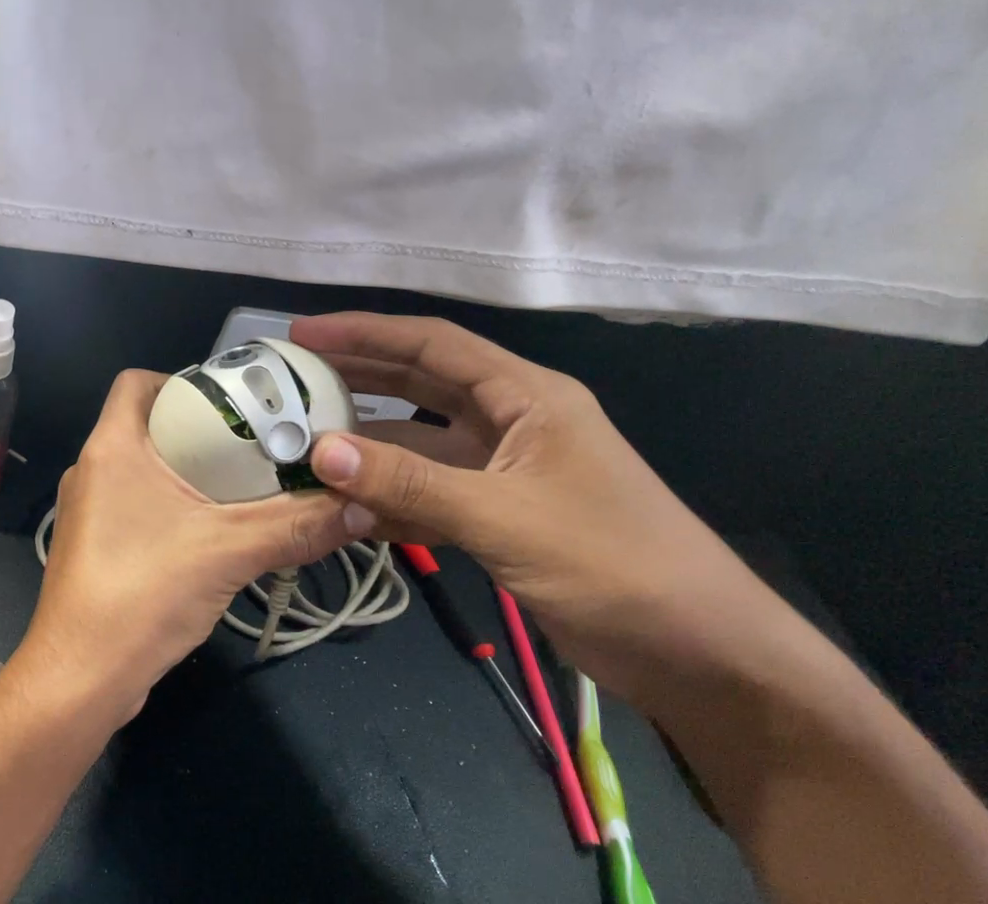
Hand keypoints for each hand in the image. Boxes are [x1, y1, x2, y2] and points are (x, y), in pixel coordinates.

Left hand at [22, 370, 362, 714]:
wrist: (82, 673)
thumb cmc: (144, 592)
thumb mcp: (231, 552)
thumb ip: (297, 525)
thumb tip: (363, 504)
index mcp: (111, 446)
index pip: (136, 382)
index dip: (181, 379)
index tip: (231, 400)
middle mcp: (91, 469)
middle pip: (145, 424)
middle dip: (198, 429)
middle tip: (252, 442)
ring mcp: (87, 510)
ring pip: (141, 469)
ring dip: (187, 472)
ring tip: (244, 483)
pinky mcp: (93, 547)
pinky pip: (135, 506)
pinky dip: (172, 506)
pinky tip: (214, 531)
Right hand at [288, 311, 764, 702]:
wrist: (699, 655)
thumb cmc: (614, 564)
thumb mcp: (503, 518)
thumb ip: (408, 484)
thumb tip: (320, 452)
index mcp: (528, 398)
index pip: (434, 345)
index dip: (364, 333)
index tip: (300, 334)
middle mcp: (512, 422)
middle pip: (419, 386)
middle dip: (356, 379)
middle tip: (288, 380)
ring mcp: (504, 472)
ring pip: (418, 444)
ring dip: (365, 445)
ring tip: (298, 443)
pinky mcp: (499, 517)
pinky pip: (427, 494)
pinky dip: (386, 499)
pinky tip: (340, 508)